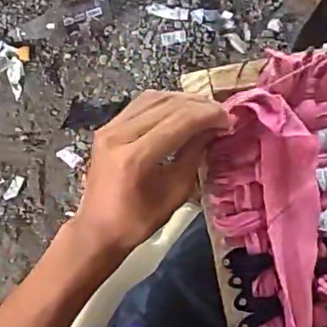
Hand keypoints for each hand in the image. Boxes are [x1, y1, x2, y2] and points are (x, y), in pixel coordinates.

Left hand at [71, 91, 230, 255]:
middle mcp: (119, 134)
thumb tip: (213, 129)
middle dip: (199, 105)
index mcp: (135, 157)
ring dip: (182, 100)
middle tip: (221, 113)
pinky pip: (140, 104)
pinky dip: (164, 102)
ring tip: (205, 109)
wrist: (97, 229)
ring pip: (153, 98)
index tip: (229, 120)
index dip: (208, 116)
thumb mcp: (175, 192)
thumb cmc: (137, 220)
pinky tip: (180, 110)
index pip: (179, 121)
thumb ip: (193, 155)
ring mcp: (109, 128)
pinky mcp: (106, 127)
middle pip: (167, 104)